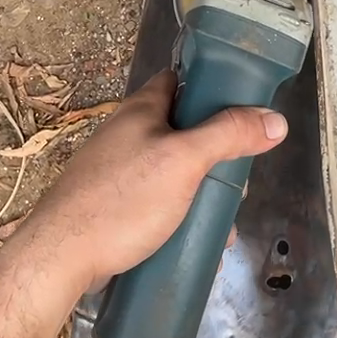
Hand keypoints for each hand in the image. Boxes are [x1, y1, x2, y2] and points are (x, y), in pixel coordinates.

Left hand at [11, 72, 286, 292]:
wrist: (60, 258)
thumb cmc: (123, 199)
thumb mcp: (184, 161)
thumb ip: (228, 135)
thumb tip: (276, 119)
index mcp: (141, 109)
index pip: (181, 79)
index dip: (213, 86)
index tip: (245, 107)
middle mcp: (127, 132)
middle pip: (182, 129)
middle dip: (214, 153)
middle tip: (237, 179)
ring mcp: (117, 169)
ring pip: (172, 169)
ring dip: (199, 189)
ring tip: (221, 221)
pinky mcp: (112, 204)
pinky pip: (156, 199)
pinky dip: (178, 212)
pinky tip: (193, 239)